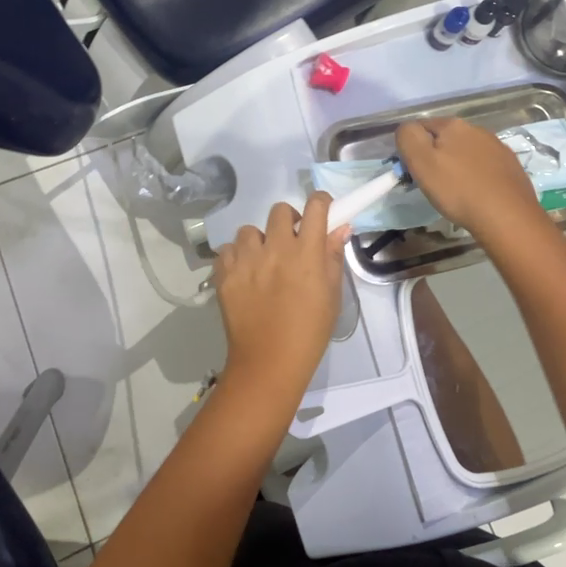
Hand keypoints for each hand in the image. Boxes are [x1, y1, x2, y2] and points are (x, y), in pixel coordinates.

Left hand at [213, 193, 349, 400]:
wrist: (269, 363)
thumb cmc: (309, 332)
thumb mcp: (331, 295)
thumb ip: (333, 257)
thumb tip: (341, 228)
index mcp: (306, 253)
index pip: (315, 207)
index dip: (320, 203)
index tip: (321, 211)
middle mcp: (275, 249)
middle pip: (280, 210)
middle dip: (288, 221)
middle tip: (291, 242)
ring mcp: (246, 260)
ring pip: (250, 230)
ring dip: (259, 241)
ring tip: (262, 262)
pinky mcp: (224, 274)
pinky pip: (227, 250)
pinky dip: (235, 258)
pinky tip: (244, 275)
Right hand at [396, 118, 545, 238]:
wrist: (507, 216)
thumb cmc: (457, 189)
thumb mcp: (420, 162)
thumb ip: (408, 137)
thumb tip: (407, 129)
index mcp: (453, 125)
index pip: (421, 126)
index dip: (413, 148)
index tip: (413, 171)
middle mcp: (477, 129)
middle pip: (445, 138)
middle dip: (436, 156)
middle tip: (433, 183)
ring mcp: (497, 147)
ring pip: (467, 152)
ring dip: (458, 165)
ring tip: (456, 191)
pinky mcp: (511, 166)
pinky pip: (485, 166)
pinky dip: (477, 176)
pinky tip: (478, 193)